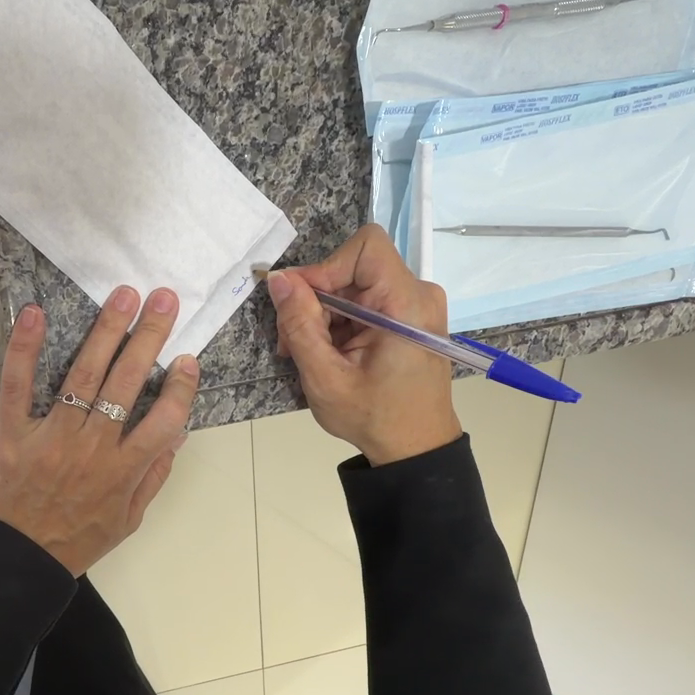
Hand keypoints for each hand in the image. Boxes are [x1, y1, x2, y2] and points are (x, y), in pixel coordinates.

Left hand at [0, 287, 200, 575]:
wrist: (21, 558)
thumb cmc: (79, 539)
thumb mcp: (128, 518)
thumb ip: (153, 476)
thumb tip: (178, 434)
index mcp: (124, 470)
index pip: (163, 420)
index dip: (180, 388)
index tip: (187, 360)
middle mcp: (93, 447)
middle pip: (126, 383)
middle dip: (149, 336)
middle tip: (163, 299)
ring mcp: (52, 437)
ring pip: (84, 375)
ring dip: (106, 330)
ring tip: (124, 295)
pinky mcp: (15, 433)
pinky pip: (19, 386)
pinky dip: (25, 349)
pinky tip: (35, 313)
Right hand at [266, 225, 461, 465]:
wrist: (414, 447)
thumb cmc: (373, 418)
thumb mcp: (325, 377)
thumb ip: (299, 325)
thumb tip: (278, 279)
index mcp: (405, 304)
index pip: (365, 247)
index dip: (324, 267)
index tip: (298, 303)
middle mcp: (417, 294)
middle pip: (353, 268)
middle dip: (315, 298)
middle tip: (292, 341)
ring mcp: (414, 305)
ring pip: (353, 286)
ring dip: (322, 315)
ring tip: (307, 354)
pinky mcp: (407, 317)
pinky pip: (363, 302)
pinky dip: (338, 323)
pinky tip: (327, 353)